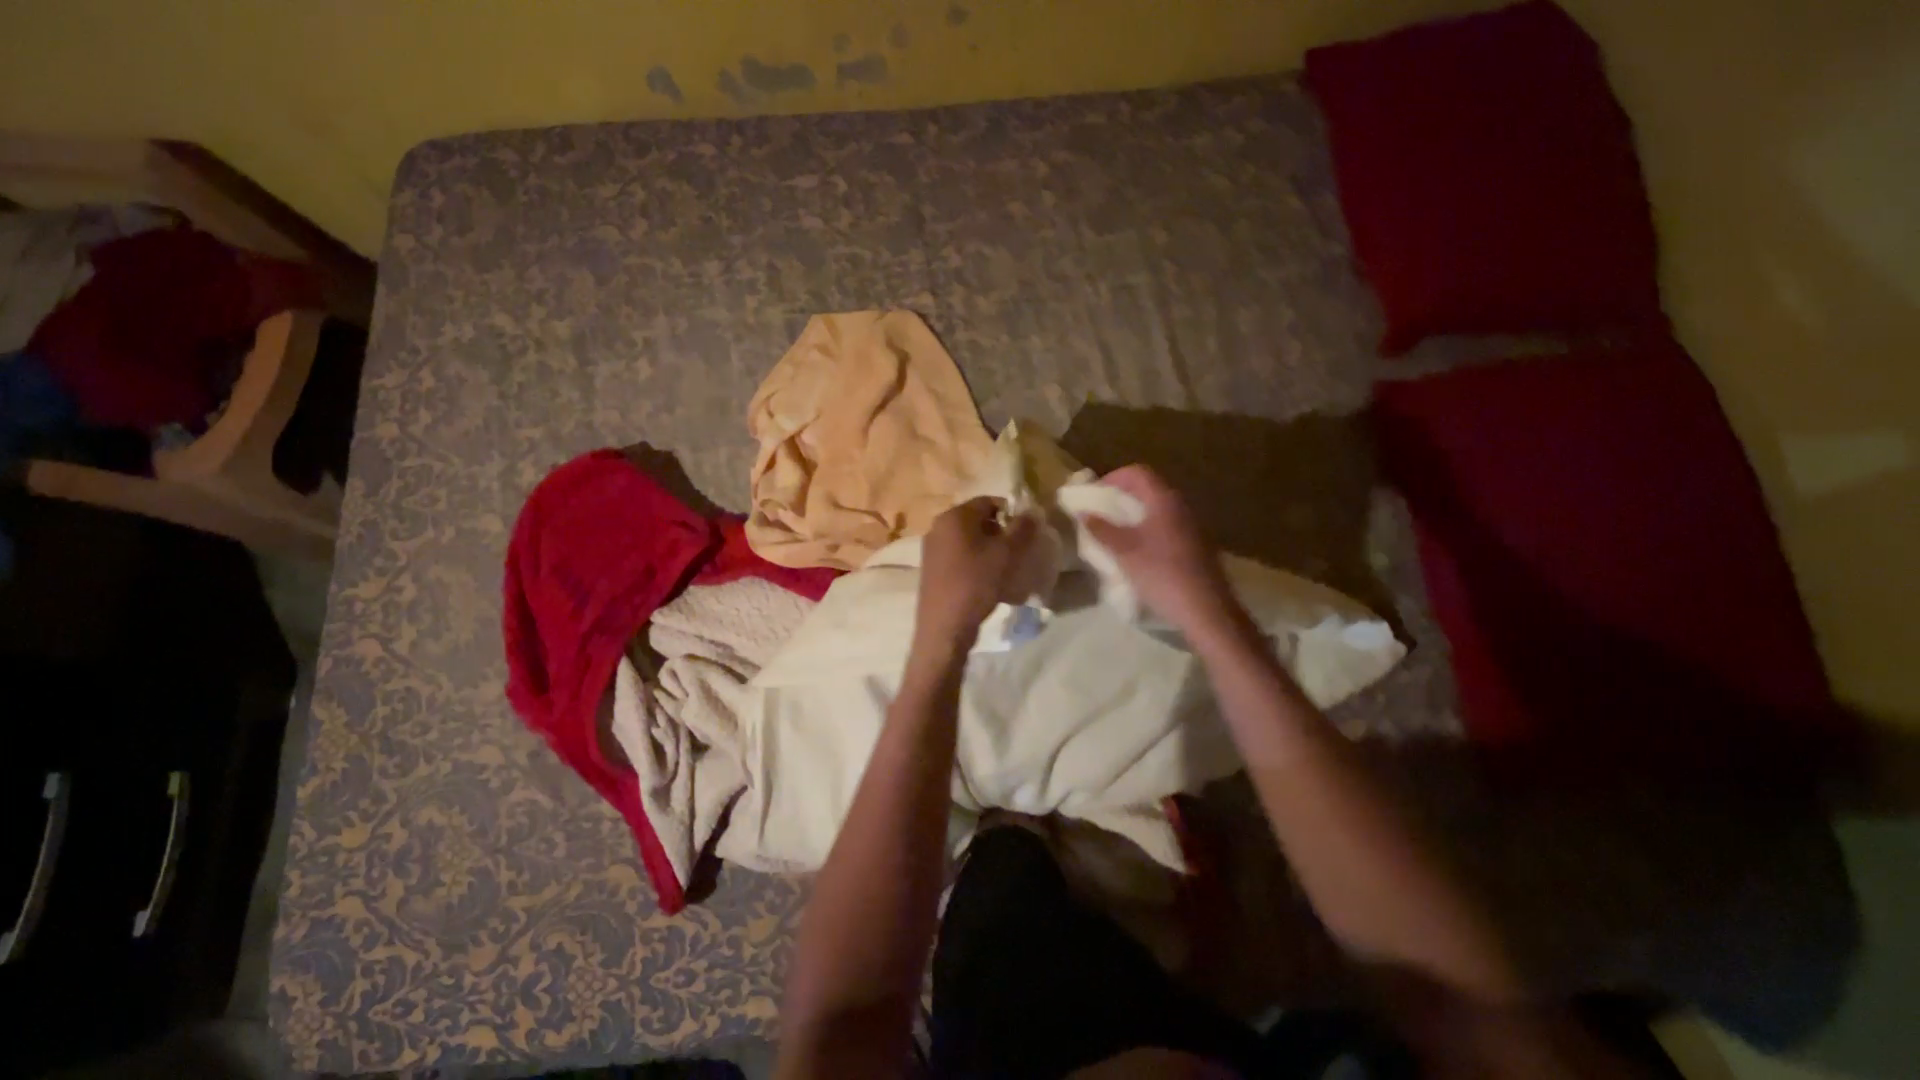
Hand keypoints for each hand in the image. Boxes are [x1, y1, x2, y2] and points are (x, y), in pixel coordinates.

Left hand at [915, 497, 1038, 648]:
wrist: (945, 626)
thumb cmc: (976, 583)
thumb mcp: (1006, 554)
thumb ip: (1022, 528)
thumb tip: (1032, 511)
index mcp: (954, 516)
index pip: (988, 502)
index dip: (1011, 513)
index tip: (1027, 532)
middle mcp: (938, 527)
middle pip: (978, 521)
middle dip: (1001, 533)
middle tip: (1019, 551)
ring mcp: (932, 549)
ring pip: (970, 541)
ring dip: (990, 550)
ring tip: (1007, 570)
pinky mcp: (932, 570)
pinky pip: (960, 558)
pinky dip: (977, 564)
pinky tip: (990, 583)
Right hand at [1080, 465, 1240, 635]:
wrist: (1206, 609)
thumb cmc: (1162, 575)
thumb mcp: (1124, 552)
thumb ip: (1102, 529)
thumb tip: (1083, 512)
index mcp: (1164, 500)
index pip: (1137, 473)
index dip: (1112, 478)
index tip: (1092, 495)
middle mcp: (1181, 506)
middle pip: (1147, 490)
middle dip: (1120, 499)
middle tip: (1098, 515)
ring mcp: (1191, 527)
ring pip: (1156, 511)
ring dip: (1132, 517)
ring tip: (1111, 536)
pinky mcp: (1195, 546)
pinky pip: (1165, 528)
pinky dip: (1146, 532)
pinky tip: (1135, 555)